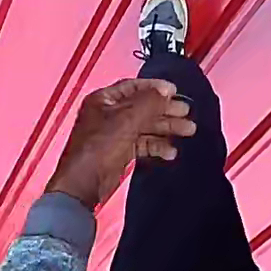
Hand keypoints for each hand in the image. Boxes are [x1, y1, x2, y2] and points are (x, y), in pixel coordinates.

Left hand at [46, 78, 196, 208]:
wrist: (84, 184)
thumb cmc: (97, 149)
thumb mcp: (126, 119)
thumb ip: (149, 102)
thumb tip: (166, 91)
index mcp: (104, 100)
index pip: (134, 86)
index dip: (155, 88)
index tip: (175, 91)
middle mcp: (109, 114)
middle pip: (143, 107)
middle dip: (165, 110)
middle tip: (185, 112)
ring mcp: (114, 133)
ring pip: (145, 126)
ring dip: (166, 128)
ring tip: (187, 130)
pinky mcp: (120, 151)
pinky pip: (143, 144)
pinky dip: (157, 146)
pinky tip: (170, 151)